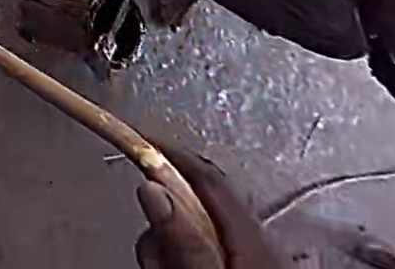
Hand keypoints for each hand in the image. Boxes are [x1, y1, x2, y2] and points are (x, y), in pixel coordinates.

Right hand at [135, 148, 278, 268]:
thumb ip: (185, 242)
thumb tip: (151, 185)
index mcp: (257, 246)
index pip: (205, 177)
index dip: (167, 152)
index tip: (132, 138)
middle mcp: (261, 252)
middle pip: (197, 207)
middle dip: (162, 217)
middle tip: (152, 253)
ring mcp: (254, 267)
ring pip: (196, 234)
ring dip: (169, 247)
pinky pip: (205, 254)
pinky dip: (182, 260)